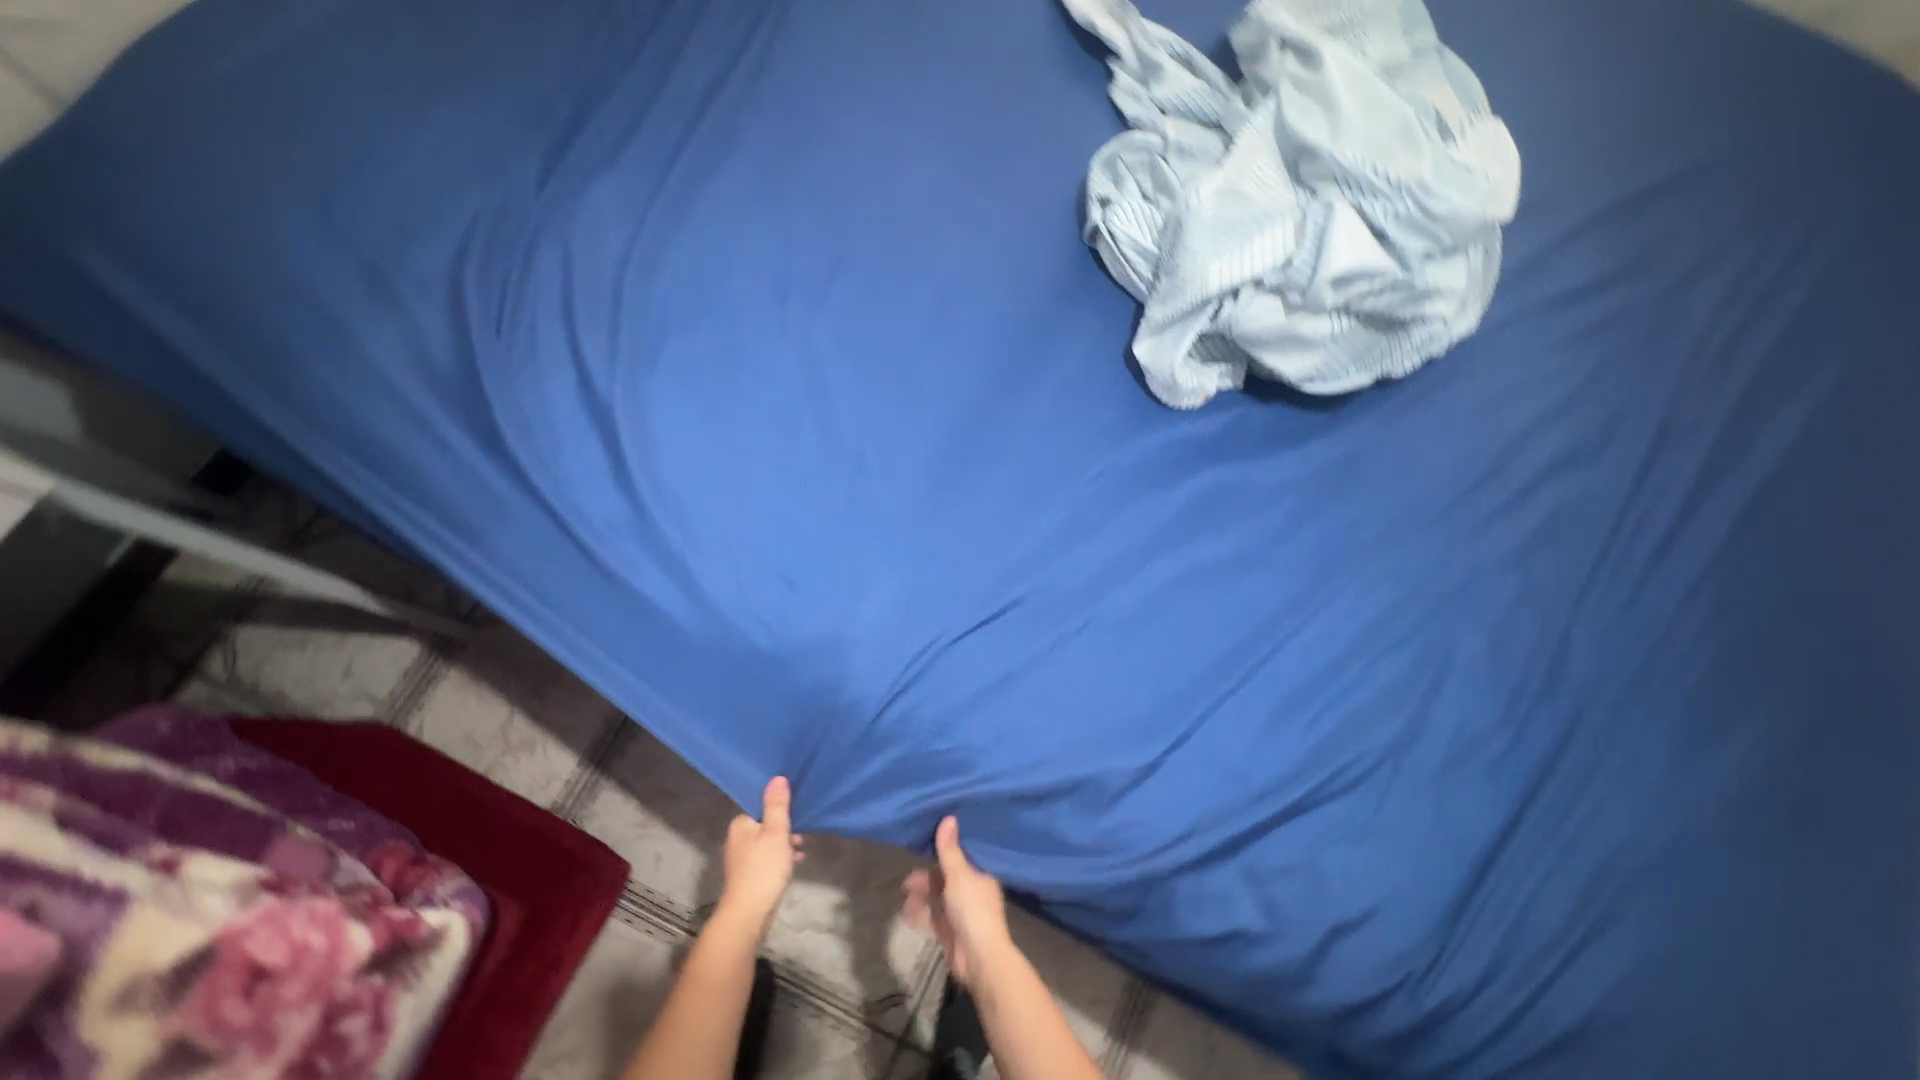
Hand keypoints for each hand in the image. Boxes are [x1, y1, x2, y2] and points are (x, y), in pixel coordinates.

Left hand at [719, 776, 804, 932]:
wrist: (749, 912)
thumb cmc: (764, 867)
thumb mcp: (776, 832)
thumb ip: (777, 805)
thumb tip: (778, 777)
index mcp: (741, 824)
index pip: (761, 806)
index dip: (780, 807)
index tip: (797, 812)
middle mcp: (737, 838)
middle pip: (766, 824)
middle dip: (786, 827)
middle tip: (802, 834)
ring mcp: (742, 858)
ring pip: (769, 842)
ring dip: (786, 843)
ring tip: (801, 849)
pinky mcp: (749, 874)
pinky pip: (768, 857)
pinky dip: (781, 857)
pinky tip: (795, 862)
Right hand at [902, 816, 1010, 989]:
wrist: (978, 959)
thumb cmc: (972, 910)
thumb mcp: (959, 876)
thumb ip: (950, 850)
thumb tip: (949, 817)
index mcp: (980, 875)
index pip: (961, 857)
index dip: (943, 852)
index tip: (924, 846)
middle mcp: (972, 891)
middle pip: (944, 878)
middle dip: (925, 879)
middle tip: (908, 882)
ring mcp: (960, 912)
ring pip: (936, 898)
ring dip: (920, 898)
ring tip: (906, 901)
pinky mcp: (950, 930)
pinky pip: (932, 916)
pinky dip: (920, 915)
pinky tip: (908, 916)